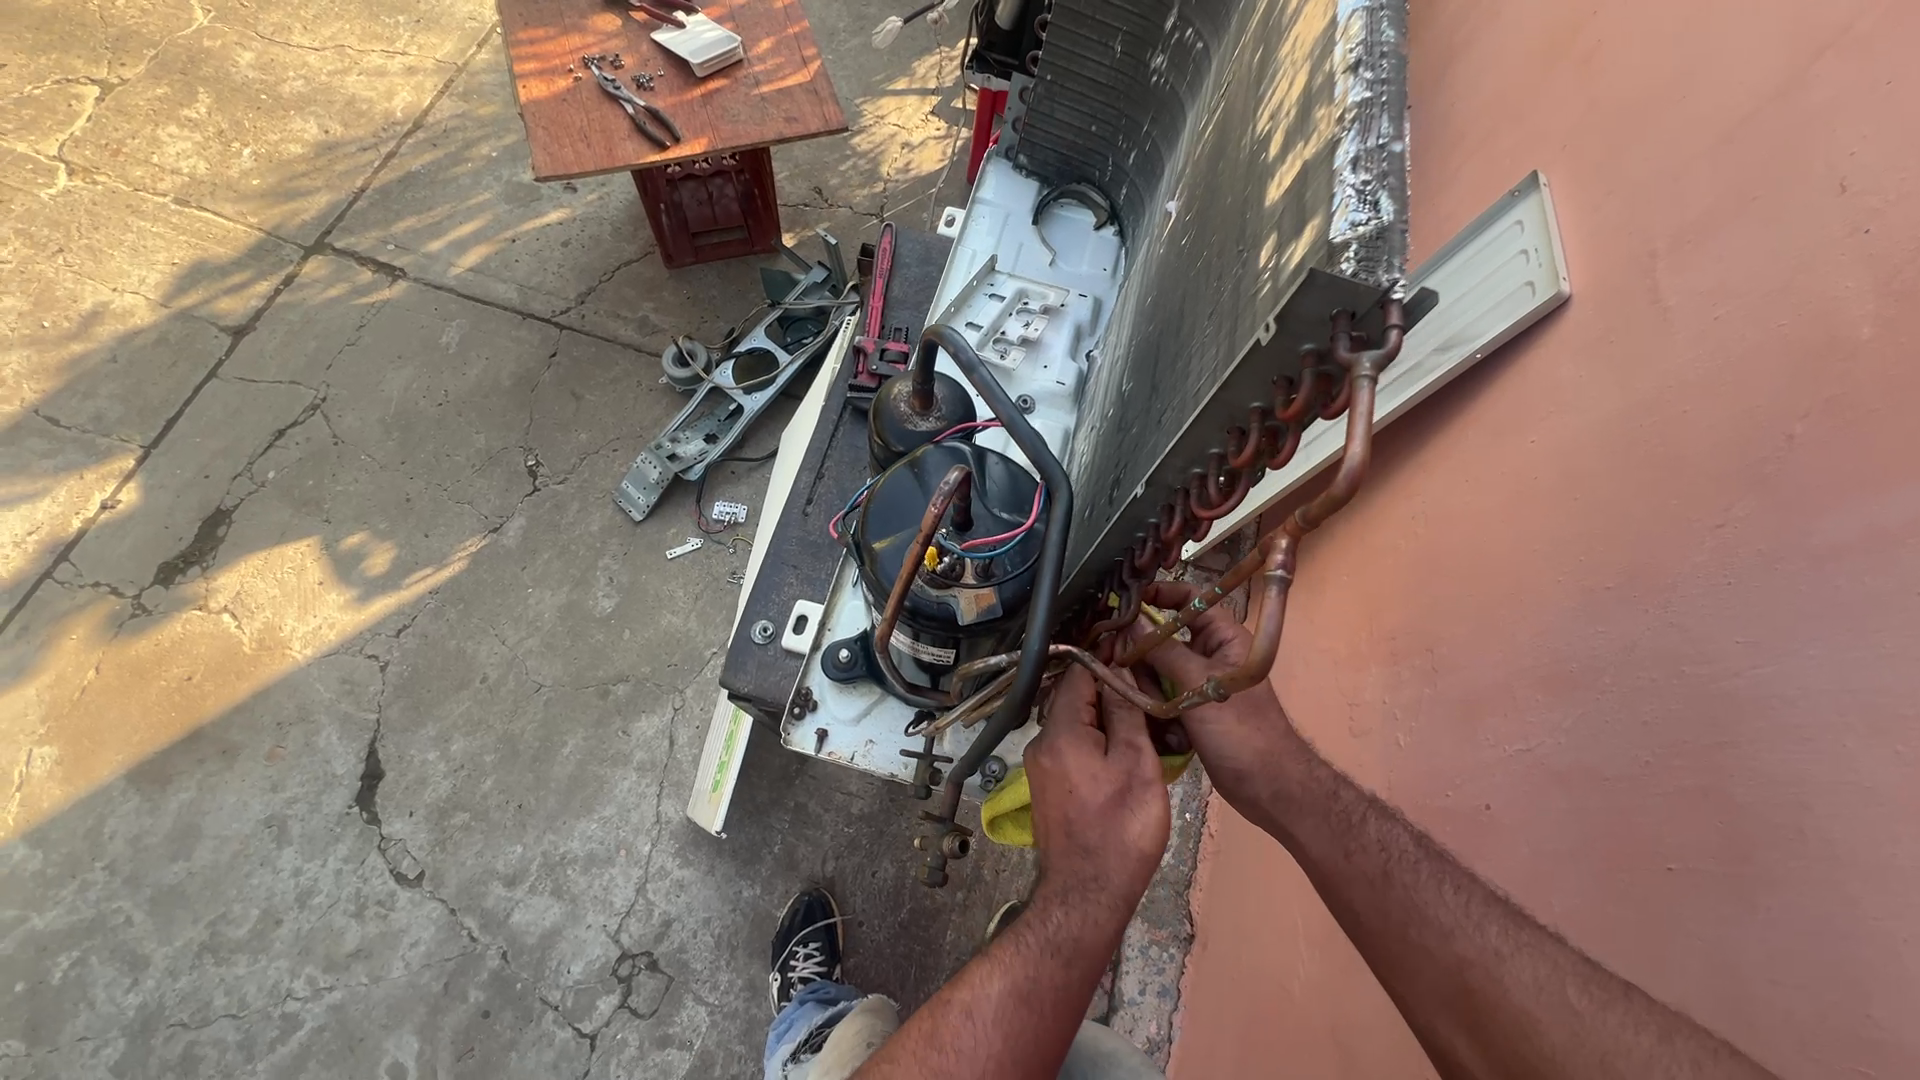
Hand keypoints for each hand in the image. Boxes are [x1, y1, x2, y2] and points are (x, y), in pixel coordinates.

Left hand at [1024, 662, 1171, 919]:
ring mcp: (1040, 768)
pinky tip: (1124, 751)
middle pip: (1073, 699)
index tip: (1137, 655)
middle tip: (1148, 690)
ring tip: (1143, 721)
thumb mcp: (1136, 764)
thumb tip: (1120, 673)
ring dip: (1104, 718)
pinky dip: (1096, 741)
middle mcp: (1041, 743)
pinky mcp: (1047, 788)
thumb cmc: (1120, 829)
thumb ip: (1126, 714)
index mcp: (1059, 731)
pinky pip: (1071, 748)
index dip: (1107, 661)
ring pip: (1074, 725)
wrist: (1087, 895)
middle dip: (1108, 690)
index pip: (1077, 674)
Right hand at [1122, 581, 1303, 822]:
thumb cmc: (1241, 730)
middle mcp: (1212, 654)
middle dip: (1141, 644)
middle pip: (1167, 634)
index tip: (1128, 599)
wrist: (1266, 786)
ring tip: (1132, 689)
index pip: (1191, 599)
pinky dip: (1150, 698)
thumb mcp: (1198, 686)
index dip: (1161, 594)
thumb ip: (1162, 652)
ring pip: (1160, 665)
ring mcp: (1201, 682)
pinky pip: (1162, 691)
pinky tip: (1140, 708)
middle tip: (1112, 649)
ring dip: (1144, 676)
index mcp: (1225, 638)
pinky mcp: (1191, 707)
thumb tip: (1130, 622)